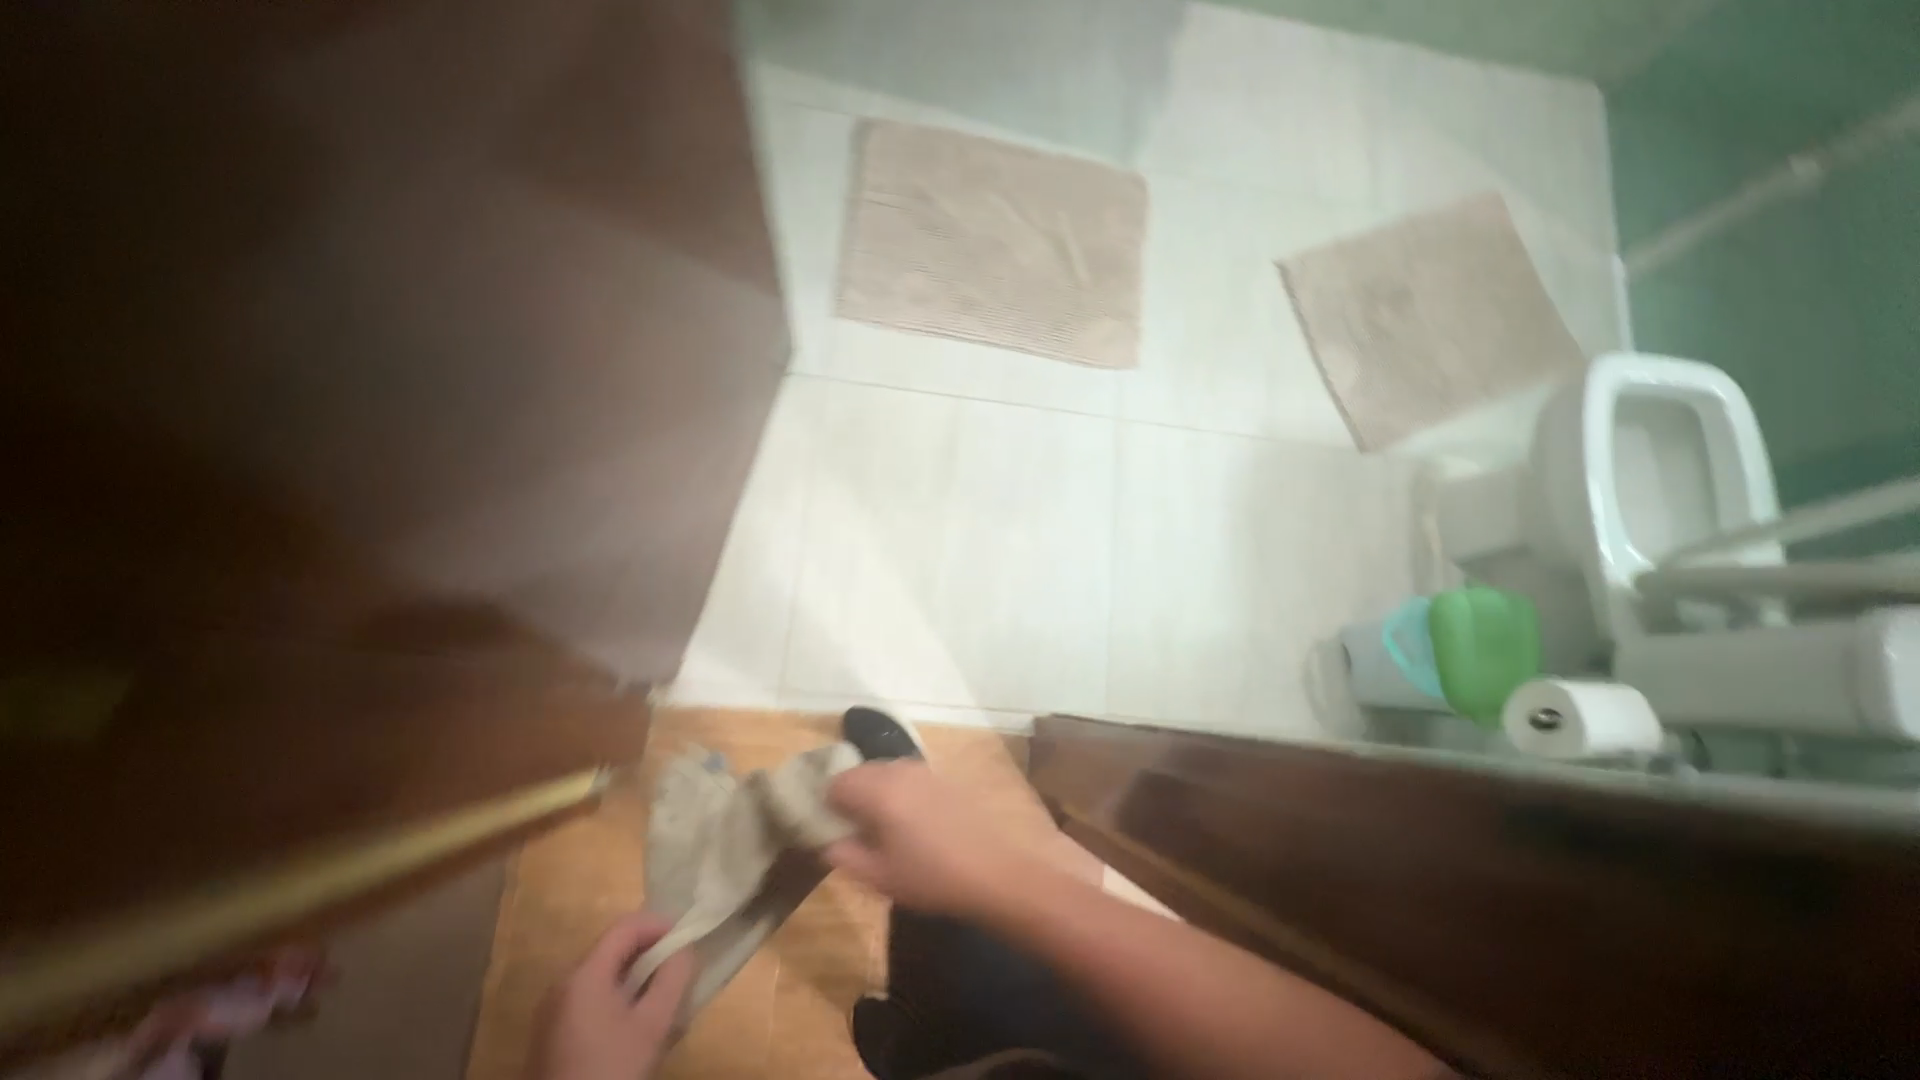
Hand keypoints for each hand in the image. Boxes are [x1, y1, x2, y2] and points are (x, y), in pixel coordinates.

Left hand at [534, 913, 693, 1079]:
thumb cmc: (611, 1071)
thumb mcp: (653, 1025)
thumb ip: (673, 978)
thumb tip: (684, 947)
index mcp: (585, 974)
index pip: (627, 926)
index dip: (661, 925)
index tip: (688, 941)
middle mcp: (563, 982)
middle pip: (613, 948)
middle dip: (651, 952)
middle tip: (680, 971)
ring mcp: (553, 1008)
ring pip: (603, 973)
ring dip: (636, 976)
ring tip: (663, 999)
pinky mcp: (552, 1031)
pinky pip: (590, 996)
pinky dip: (617, 996)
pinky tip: (634, 1025)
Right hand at [823, 761, 1030, 916]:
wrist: (995, 872)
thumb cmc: (932, 878)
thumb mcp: (879, 877)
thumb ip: (844, 855)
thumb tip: (828, 841)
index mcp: (878, 790)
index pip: (837, 782)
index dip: (829, 805)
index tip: (834, 830)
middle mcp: (900, 771)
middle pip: (861, 772)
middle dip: (852, 796)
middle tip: (856, 831)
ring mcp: (926, 770)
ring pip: (886, 771)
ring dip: (877, 792)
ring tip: (885, 828)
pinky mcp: (946, 778)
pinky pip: (909, 776)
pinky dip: (901, 791)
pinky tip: (914, 823)